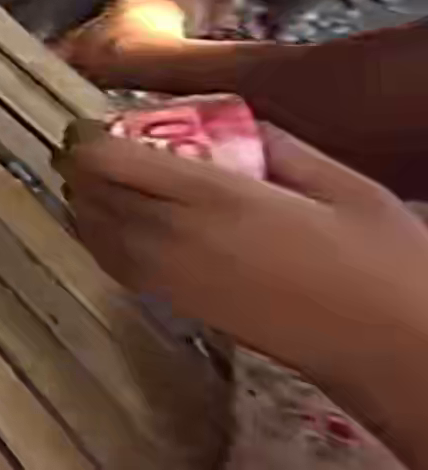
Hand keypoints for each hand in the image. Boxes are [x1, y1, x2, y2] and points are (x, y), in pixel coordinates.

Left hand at [61, 124, 427, 406]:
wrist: (404, 358)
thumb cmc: (387, 272)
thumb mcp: (347, 192)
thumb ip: (281, 147)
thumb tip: (233, 119)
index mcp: (208, 195)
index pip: (102, 156)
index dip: (87, 137)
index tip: (97, 127)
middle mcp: (169, 228)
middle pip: (83, 183)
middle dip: (81, 162)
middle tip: (103, 151)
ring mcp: (161, 267)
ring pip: (85, 217)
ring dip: (86, 195)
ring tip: (112, 183)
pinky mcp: (165, 298)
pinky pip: (101, 253)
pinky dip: (96, 231)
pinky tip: (121, 222)